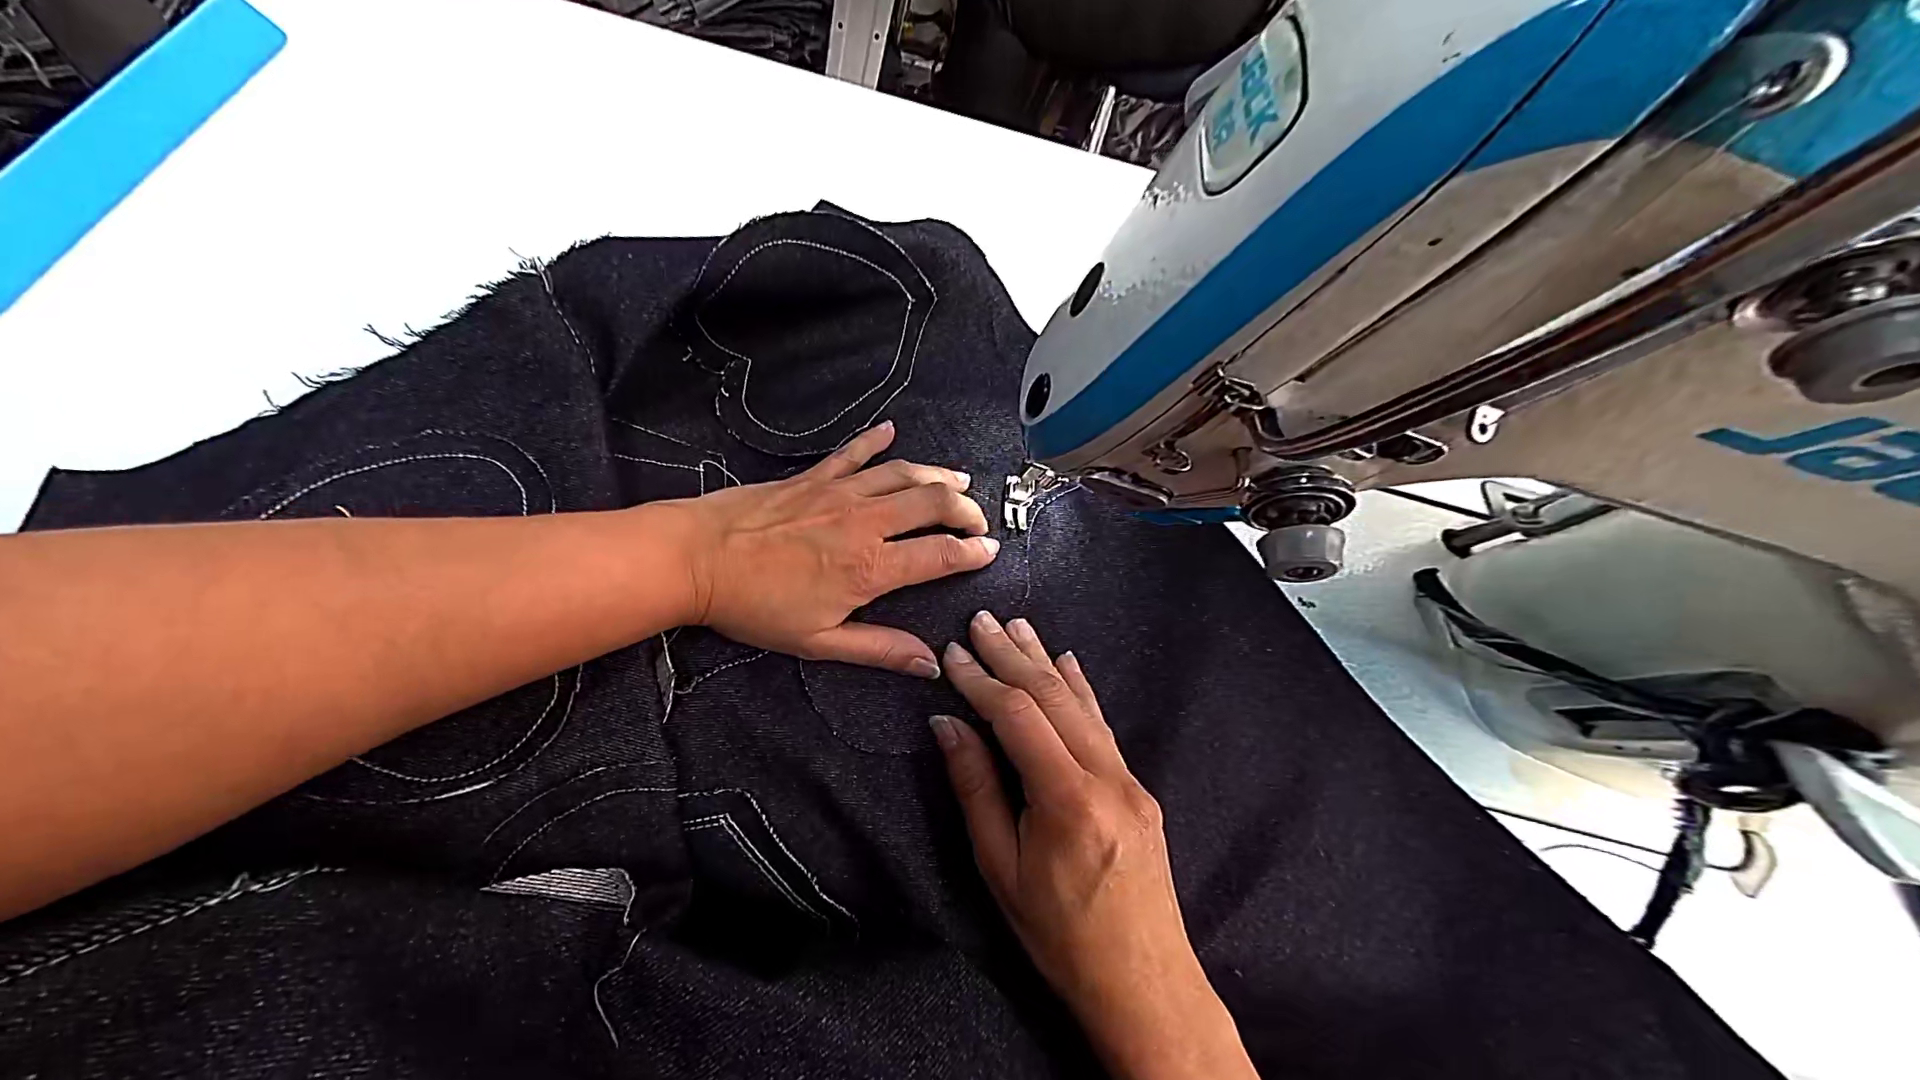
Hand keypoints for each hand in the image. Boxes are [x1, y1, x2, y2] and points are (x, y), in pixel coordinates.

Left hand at [659, 421, 999, 675]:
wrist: (696, 558)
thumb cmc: (755, 606)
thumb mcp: (819, 642)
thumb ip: (879, 649)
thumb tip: (928, 663)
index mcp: (870, 568)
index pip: (940, 555)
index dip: (973, 552)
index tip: (989, 551)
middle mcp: (865, 523)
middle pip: (932, 504)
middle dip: (965, 509)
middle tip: (978, 518)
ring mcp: (840, 493)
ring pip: (904, 474)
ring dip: (937, 476)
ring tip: (959, 480)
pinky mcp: (814, 477)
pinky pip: (854, 453)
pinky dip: (876, 441)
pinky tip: (891, 431)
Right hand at [932, 613, 1256, 1079]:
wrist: (1145, 984)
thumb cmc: (1060, 937)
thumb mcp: (1001, 870)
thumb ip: (977, 789)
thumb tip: (949, 725)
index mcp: (1068, 799)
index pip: (1018, 716)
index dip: (982, 680)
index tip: (953, 654)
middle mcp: (1106, 776)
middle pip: (1052, 696)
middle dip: (1011, 655)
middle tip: (981, 620)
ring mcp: (1130, 778)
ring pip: (1081, 703)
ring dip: (1045, 661)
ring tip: (1018, 627)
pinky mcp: (1138, 786)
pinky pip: (1103, 725)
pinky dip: (1081, 689)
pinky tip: (1069, 662)